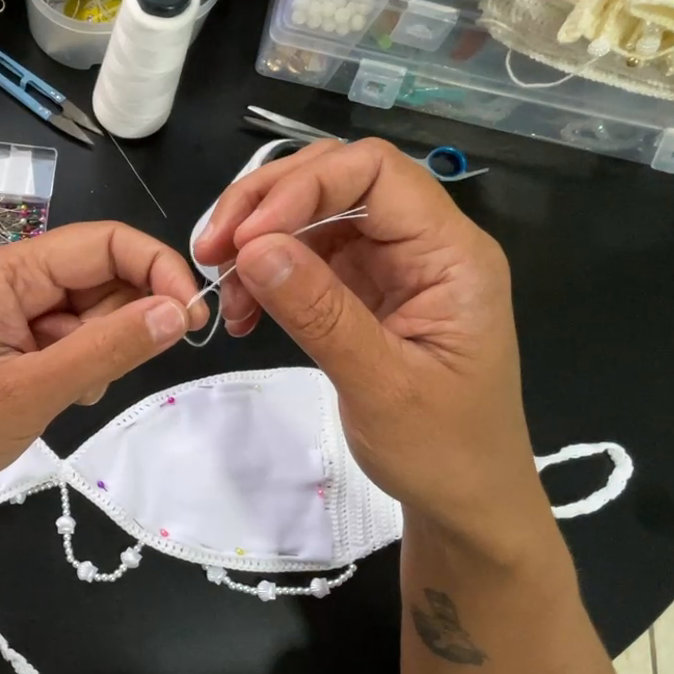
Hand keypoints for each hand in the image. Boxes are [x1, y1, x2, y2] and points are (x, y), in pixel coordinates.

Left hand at [0, 221, 208, 501]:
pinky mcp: (33, 348)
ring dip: (107, 351)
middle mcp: (25, 281)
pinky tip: (64, 397)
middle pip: (110, 275)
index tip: (191, 317)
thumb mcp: (34, 388)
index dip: (157, 269)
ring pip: (104, 314)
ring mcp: (29, 315)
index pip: (106, 242)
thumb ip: (108, 349)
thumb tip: (179, 312)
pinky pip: (87, 343)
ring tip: (71, 390)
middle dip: (129, 320)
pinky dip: (92, 369)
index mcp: (15, 271)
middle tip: (117, 368)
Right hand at [193, 138, 543, 547]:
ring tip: (223, 293)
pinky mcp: (366, 295)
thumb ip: (318, 312)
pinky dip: (268, 277)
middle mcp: (423, 246)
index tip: (242, 240)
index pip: (376, 173)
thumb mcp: (379, 384)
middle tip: (210, 250)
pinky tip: (244, 314)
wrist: (463, 500)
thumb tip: (252, 248)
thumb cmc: (440, 449)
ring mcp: (393, 269)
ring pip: (315, 219)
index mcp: (450, 255)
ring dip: (259, 244)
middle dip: (267, 205)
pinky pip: (308, 262)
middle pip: (340, 182)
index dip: (302, 189)